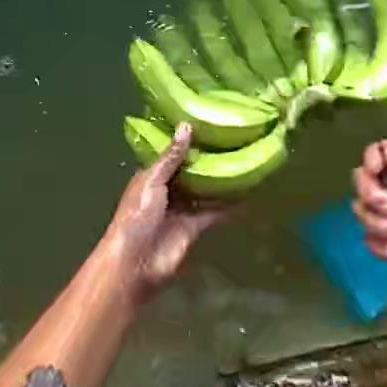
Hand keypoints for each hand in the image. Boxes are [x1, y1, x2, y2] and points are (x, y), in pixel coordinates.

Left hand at [102, 123, 227, 302]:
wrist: (137, 263)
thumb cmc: (137, 217)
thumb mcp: (151, 181)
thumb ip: (171, 157)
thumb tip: (186, 126)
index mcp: (152, 176)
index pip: (171, 154)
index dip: (186, 140)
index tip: (208, 122)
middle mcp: (168, 189)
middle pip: (191, 170)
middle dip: (208, 158)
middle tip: (234, 137)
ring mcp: (183, 208)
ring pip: (205, 188)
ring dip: (221, 179)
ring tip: (245, 159)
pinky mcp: (196, 225)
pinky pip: (215, 210)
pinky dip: (230, 204)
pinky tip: (248, 192)